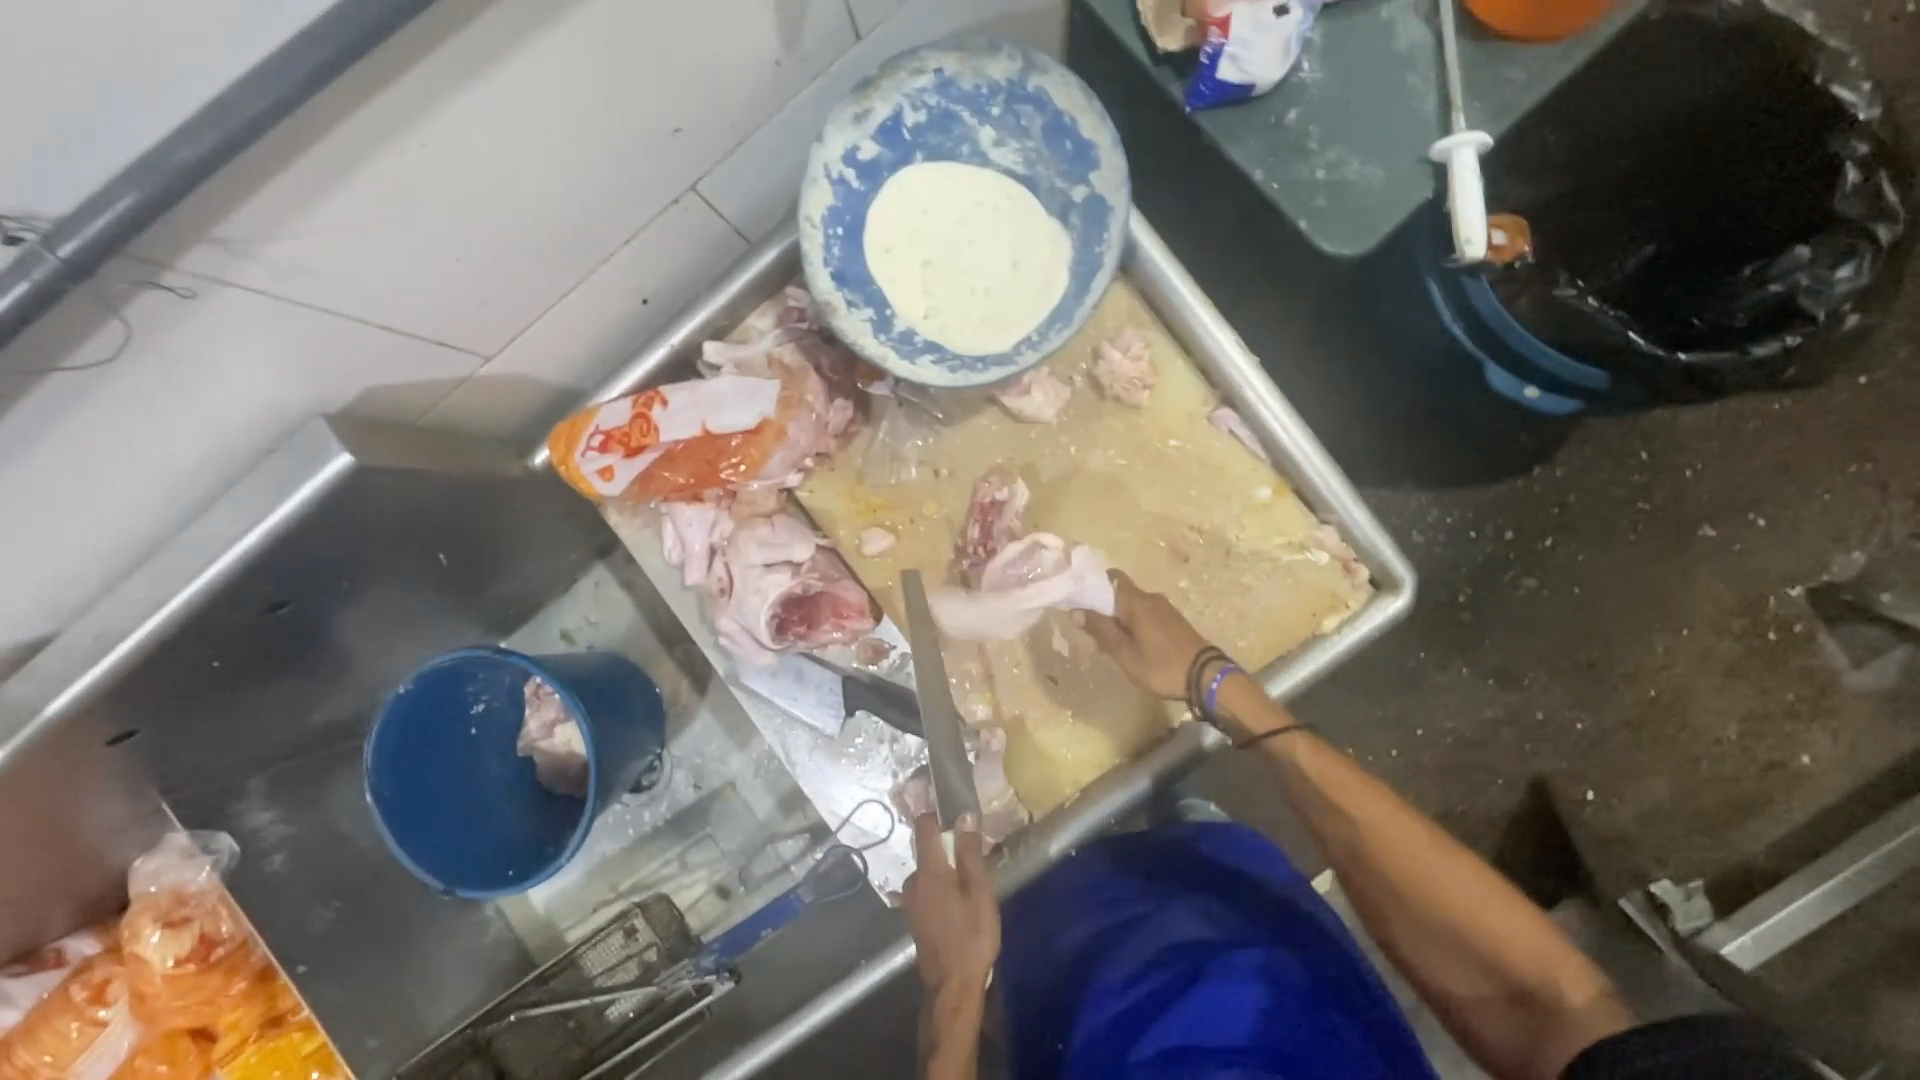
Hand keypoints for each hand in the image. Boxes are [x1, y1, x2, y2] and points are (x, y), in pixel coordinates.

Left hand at [903, 812, 999, 993]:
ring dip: (944, 870)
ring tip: (969, 881)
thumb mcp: (979, 891)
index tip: (954, 811)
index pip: (923, 827)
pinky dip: (940, 887)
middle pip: (927, 850)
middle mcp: (913, 880)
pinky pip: (927, 889)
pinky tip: (958, 901)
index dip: (936, 814)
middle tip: (973, 853)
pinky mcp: (914, 917)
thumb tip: (964, 816)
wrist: (952, 985)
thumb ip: (970, 853)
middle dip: (947, 846)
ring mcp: (910, 900)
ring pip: (928, 872)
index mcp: (929, 870)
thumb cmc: (972, 935)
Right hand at [1082, 570, 1214, 699]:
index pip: (1110, 577)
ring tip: (1106, 642)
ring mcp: (1164, 609)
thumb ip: (1101, 630)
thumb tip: (1076, 610)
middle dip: (1102, 606)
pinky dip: (1133, 624)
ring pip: (1132, 605)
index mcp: (1136, 601)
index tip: (1077, 600)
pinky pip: (1145, 615)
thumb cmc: (1161, 666)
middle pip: (1119, 592)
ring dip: (1118, 618)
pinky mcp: (1173, 621)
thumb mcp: (1125, 653)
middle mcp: (1150, 598)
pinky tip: (1129, 645)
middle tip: (1089, 629)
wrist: (1206, 677)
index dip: (1092, 584)